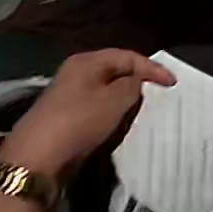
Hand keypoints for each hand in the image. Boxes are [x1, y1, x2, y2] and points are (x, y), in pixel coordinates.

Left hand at [0, 50, 175, 180]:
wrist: (39, 155)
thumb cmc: (79, 120)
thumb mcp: (114, 100)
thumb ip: (132, 86)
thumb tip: (136, 80)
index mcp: (85, 61)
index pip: (126, 56)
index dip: (152, 67)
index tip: (173, 84)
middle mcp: (75, 73)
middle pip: (114, 72)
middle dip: (138, 82)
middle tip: (161, 95)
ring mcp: (68, 95)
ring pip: (105, 92)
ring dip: (125, 100)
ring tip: (146, 110)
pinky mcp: (66, 117)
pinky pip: (97, 109)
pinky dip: (112, 114)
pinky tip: (121, 124)